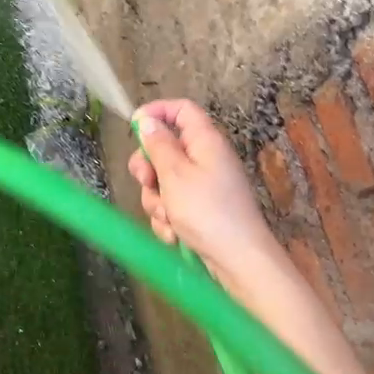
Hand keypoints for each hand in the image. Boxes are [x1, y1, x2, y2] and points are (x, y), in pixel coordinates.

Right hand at [126, 99, 271, 270]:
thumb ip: (158, 144)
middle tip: (146, 181)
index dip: (157, 111)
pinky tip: (174, 234)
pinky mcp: (199, 211)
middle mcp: (205, 160)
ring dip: (156, 199)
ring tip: (167, 217)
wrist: (239, 263)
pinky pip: (171, 204)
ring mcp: (202, 187)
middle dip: (148, 167)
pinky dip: (167, 218)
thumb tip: (147, 121)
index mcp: (205, 142)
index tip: (134, 127)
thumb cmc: (208, 212)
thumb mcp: (175, 174)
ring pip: (163, 180)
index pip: (181, 109)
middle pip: (165, 147)